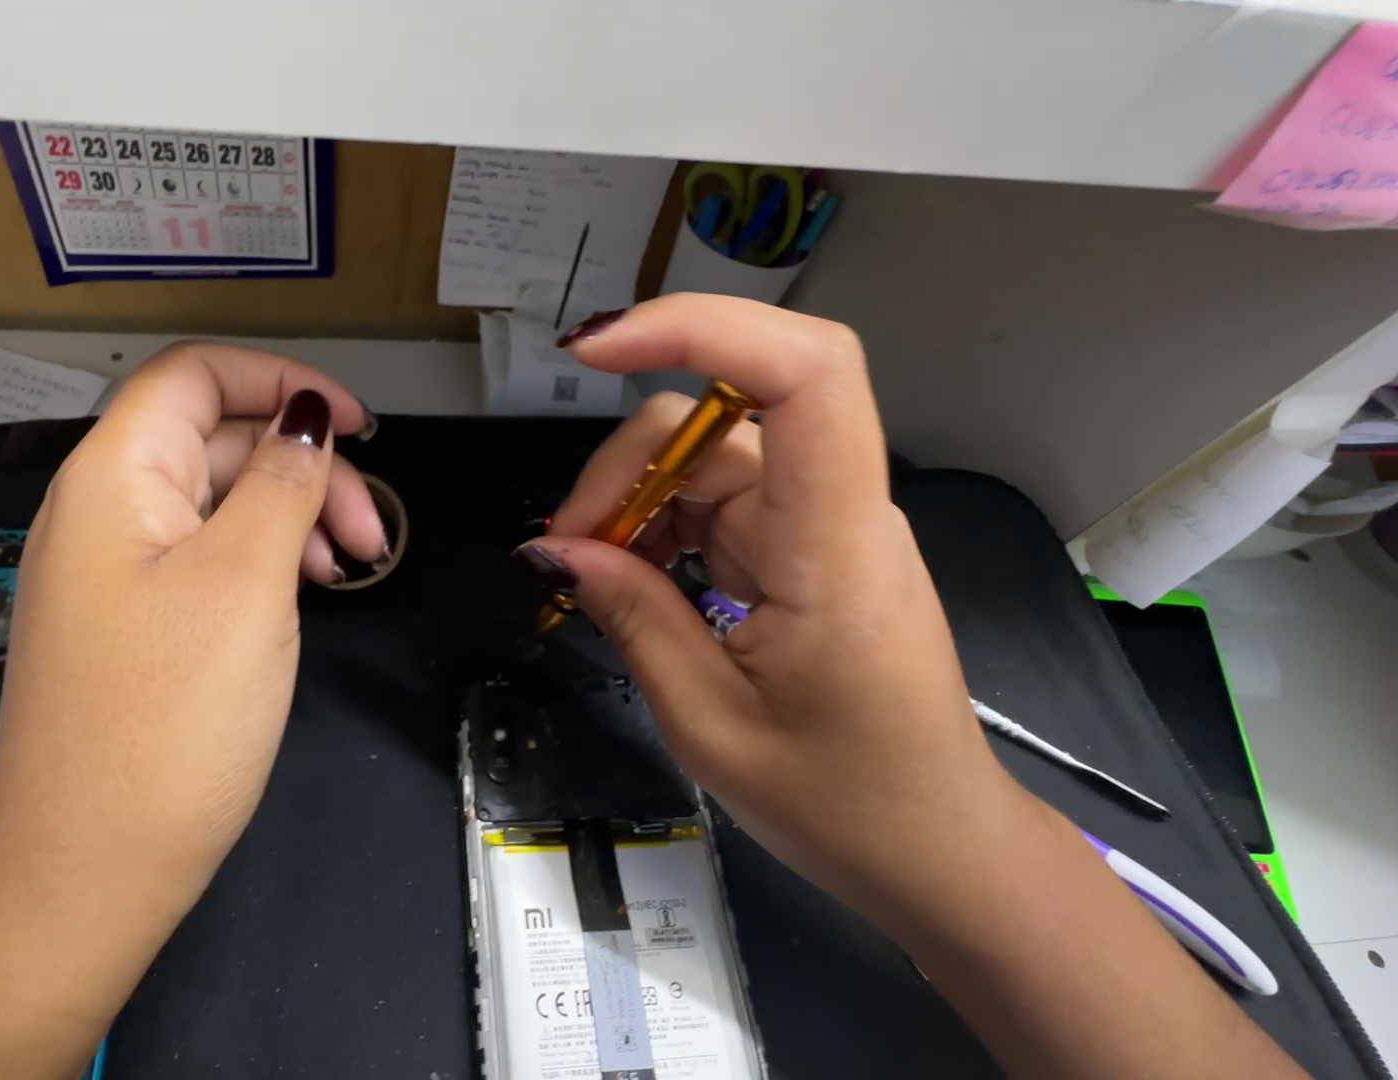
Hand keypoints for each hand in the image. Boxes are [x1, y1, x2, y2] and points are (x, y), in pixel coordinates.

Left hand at [0, 343, 383, 1078]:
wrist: (89, 870)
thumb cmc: (169, 717)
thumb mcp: (244, 582)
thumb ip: (280, 483)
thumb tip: (308, 413)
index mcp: (115, 477)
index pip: (196, 376)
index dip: (281, 381)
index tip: (358, 425)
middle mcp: (107, 508)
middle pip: (219, 440)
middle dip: (306, 467)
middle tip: (372, 534)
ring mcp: (121, 569)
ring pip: (223, 501)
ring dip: (296, 515)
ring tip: (352, 568)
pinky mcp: (140, 620)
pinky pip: (212, 556)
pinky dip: (269, 558)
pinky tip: (309, 591)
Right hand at [517, 296, 1306, 1079]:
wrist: (933, 848)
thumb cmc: (839, 801)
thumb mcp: (708, 722)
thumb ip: (632, 617)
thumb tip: (555, 550)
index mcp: (834, 548)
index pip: (804, 375)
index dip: (702, 328)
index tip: (599, 351)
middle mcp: (835, 511)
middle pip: (718, 422)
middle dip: (623, 467)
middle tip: (565, 548)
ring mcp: (820, 524)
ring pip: (705, 457)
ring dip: (631, 500)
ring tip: (588, 570)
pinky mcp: (802, 545)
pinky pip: (714, 502)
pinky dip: (657, 527)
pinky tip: (628, 574)